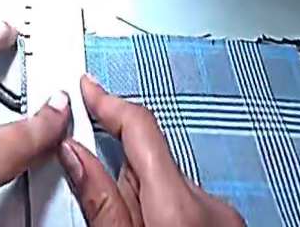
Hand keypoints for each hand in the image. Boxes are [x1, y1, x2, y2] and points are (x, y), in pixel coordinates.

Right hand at [57, 74, 246, 226]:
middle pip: (150, 157)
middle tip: (101, 206)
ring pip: (168, 184)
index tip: (87, 86)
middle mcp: (211, 204)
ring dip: (145, 197)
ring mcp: (226, 219)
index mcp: (181, 204)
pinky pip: (188, 206)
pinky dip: (167, 213)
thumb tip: (73, 151)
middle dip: (122, 170)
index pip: (139, 124)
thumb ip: (100, 199)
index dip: (108, 101)